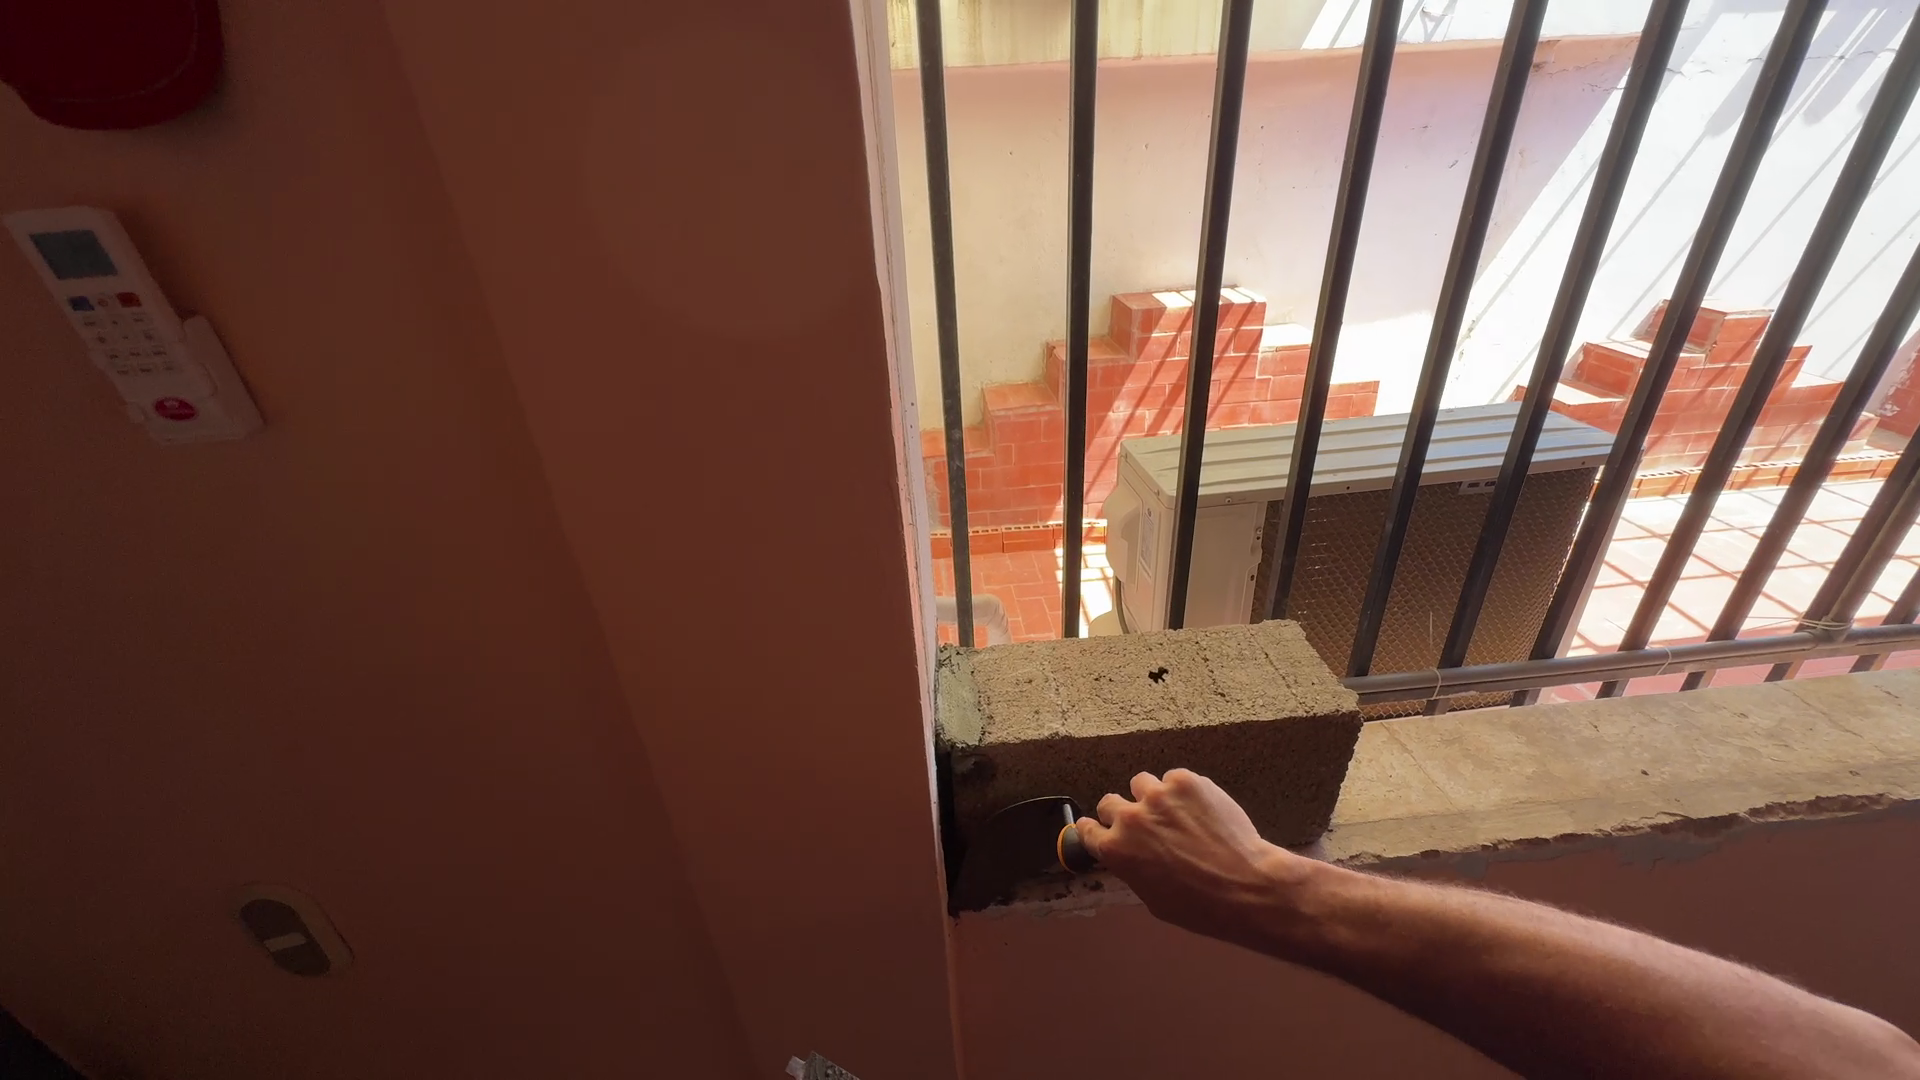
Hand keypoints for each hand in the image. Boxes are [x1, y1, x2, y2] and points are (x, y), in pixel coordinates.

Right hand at [1075, 769, 1315, 949]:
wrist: (1248, 886)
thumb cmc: (1201, 906)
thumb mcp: (1152, 899)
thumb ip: (1132, 868)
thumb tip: (1131, 855)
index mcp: (1116, 850)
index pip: (1086, 829)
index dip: (1093, 829)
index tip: (1100, 829)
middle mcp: (1130, 817)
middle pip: (1110, 802)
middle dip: (1123, 813)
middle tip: (1146, 825)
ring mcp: (1158, 794)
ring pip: (1142, 784)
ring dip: (1153, 797)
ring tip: (1177, 814)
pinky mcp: (1185, 781)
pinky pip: (1174, 779)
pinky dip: (1183, 792)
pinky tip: (1201, 810)